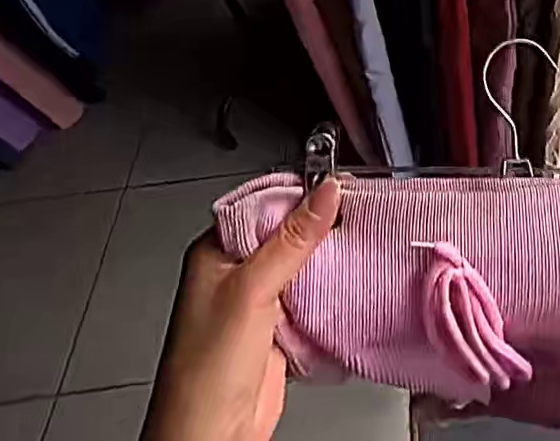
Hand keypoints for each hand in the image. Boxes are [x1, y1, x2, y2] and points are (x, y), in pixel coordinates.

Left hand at [142, 179, 340, 440]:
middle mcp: (236, 269)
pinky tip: (345, 277)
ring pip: (302, 261)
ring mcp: (259, 297)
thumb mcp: (253, 289)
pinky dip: (328, 285)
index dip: (298, 193)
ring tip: (354, 239)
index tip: (333, 186)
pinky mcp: (280, 323)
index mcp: (216, 250)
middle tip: (351, 212)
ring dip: (325, 256)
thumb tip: (326, 192)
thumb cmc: (205, 372)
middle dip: (317, 224)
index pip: (264, 203)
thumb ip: (293, 239)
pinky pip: (311, 291)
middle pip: (286, 230)